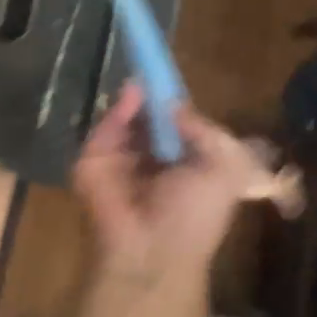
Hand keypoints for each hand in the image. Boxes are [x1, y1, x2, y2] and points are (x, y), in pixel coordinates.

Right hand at [73, 83, 258, 279]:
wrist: (149, 243)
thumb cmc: (195, 214)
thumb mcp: (223, 173)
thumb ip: (207, 134)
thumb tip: (174, 103)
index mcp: (188, 164)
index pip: (182, 128)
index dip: (180, 107)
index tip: (177, 84)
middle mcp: (154, 157)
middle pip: (152, 118)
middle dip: (156, 99)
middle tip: (157, 74)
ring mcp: (121, 155)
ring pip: (128, 118)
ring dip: (138, 98)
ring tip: (145, 77)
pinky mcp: (93, 153)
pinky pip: (108, 126)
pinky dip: (120, 108)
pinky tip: (133, 93)